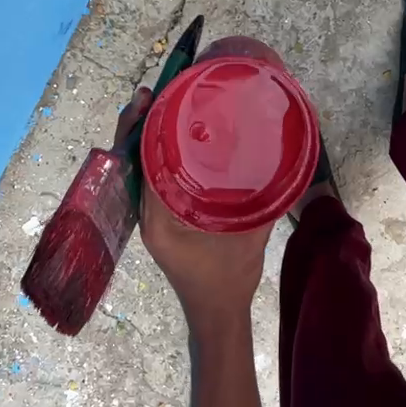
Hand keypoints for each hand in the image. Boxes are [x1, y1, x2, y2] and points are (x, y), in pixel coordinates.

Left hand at [112, 88, 268, 325]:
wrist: (219, 314)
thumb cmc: (230, 278)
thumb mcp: (249, 235)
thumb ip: (259, 197)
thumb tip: (274, 153)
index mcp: (157, 218)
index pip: (138, 163)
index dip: (140, 128)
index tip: (148, 99)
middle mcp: (147, 213)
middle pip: (130, 159)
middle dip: (137, 124)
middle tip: (149, 93)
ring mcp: (151, 214)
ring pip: (138, 166)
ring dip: (144, 135)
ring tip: (156, 103)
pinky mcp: (161, 214)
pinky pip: (151, 176)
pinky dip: (156, 151)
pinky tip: (172, 133)